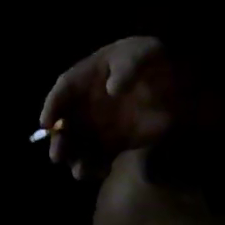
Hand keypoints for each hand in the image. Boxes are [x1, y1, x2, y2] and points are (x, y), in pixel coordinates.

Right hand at [38, 36, 175, 180]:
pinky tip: (104, 170)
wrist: (177, 88)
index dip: (52, 106)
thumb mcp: (144, 53)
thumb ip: (128, 67)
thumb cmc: (153, 64)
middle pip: (63, 127)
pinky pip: (96, 161)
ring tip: (81, 170)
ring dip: (75, 162)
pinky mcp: (108, 148)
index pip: (63, 90)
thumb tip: (111, 90)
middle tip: (58, 156)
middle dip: (59, 143)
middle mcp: (84, 108)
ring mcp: (94, 130)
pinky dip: (97, 169)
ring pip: (76, 149)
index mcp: (86, 79)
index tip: (46, 123)